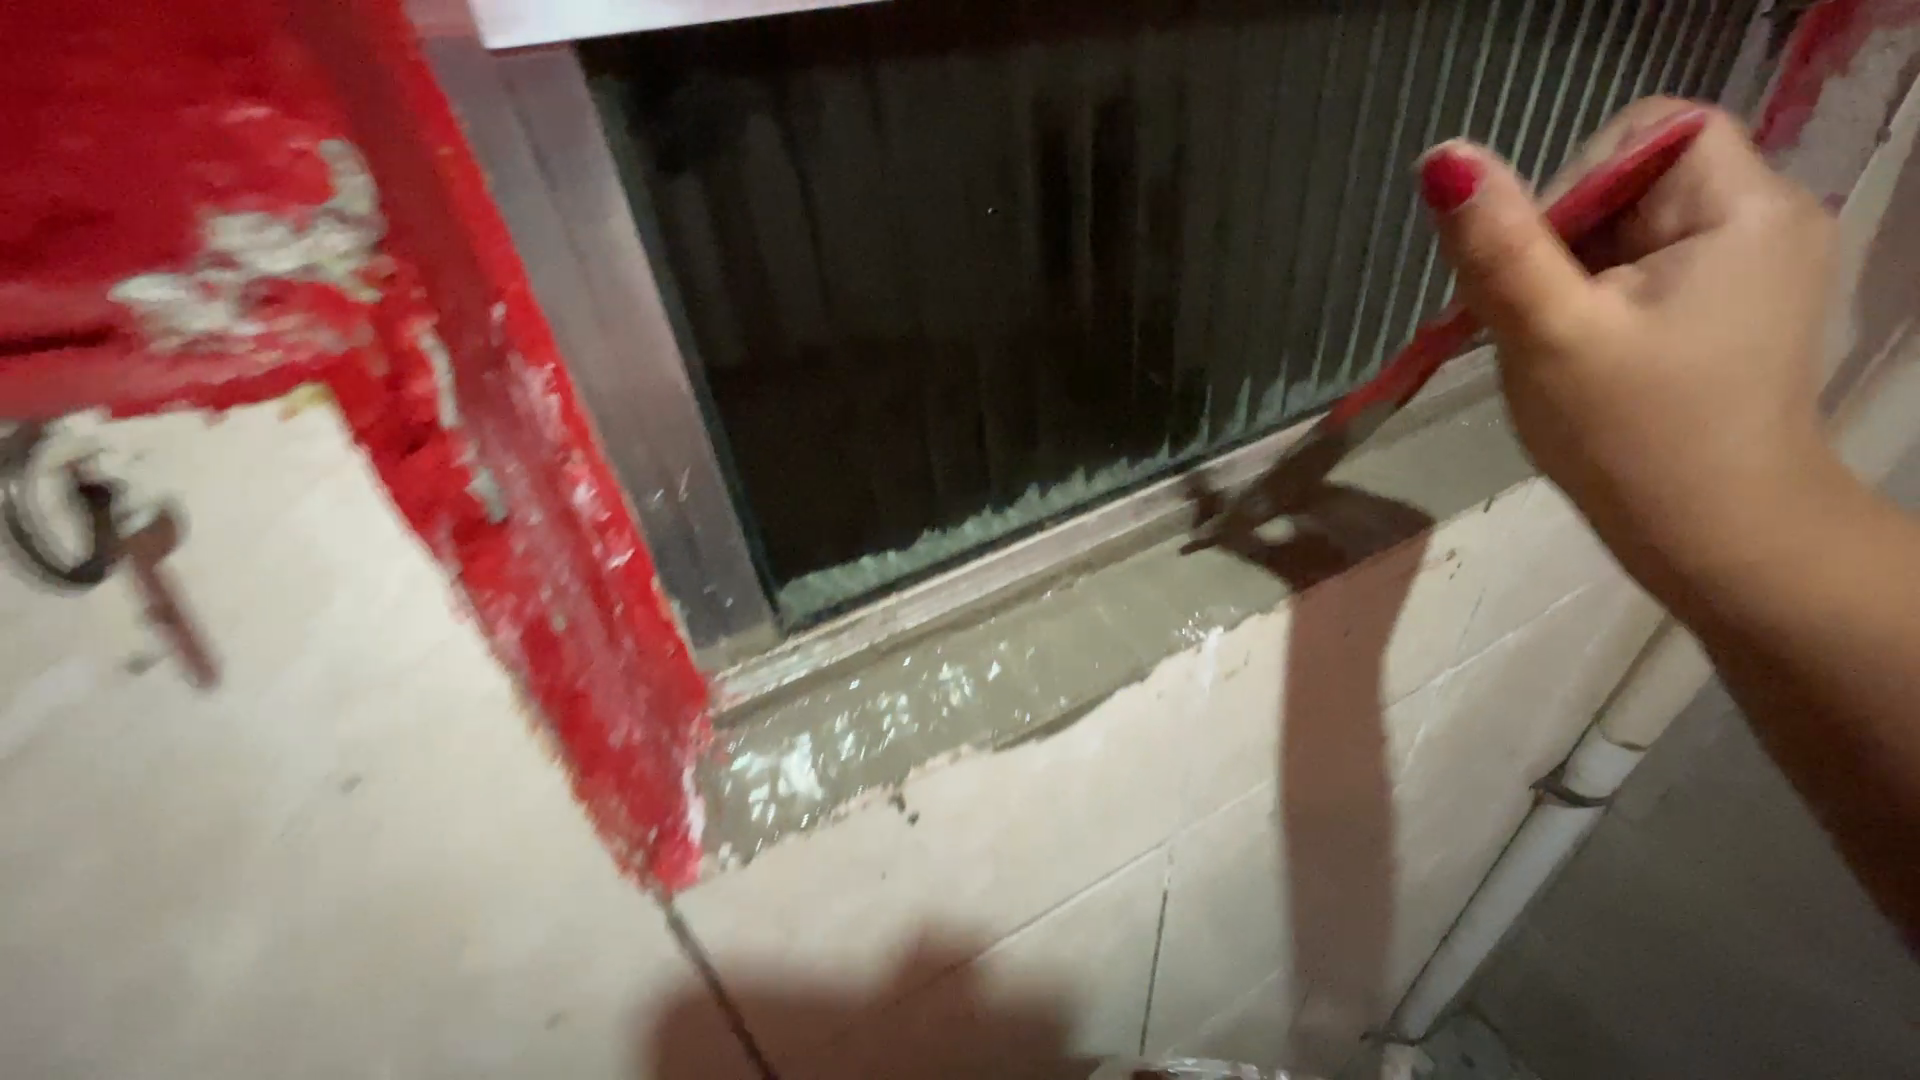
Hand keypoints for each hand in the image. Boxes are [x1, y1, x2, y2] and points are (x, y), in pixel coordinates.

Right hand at [1419, 98, 1840, 595]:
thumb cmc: (1628, 435)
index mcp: (1743, 209)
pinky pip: (1634, 270)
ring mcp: (1742, 269)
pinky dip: (1583, 299)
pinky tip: (1565, 350)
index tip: (1530, 263)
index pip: (1648, 132)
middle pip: (1630, 181)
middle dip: (1556, 240)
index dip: (1572, 180)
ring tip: (1540, 341)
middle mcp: (1760, 222)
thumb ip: (1496, 244)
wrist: (1706, 535)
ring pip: (1622, 230)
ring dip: (1560, 275)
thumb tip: (1441, 157)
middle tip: (1523, 318)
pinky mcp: (1717, 310)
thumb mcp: (1546, 333)